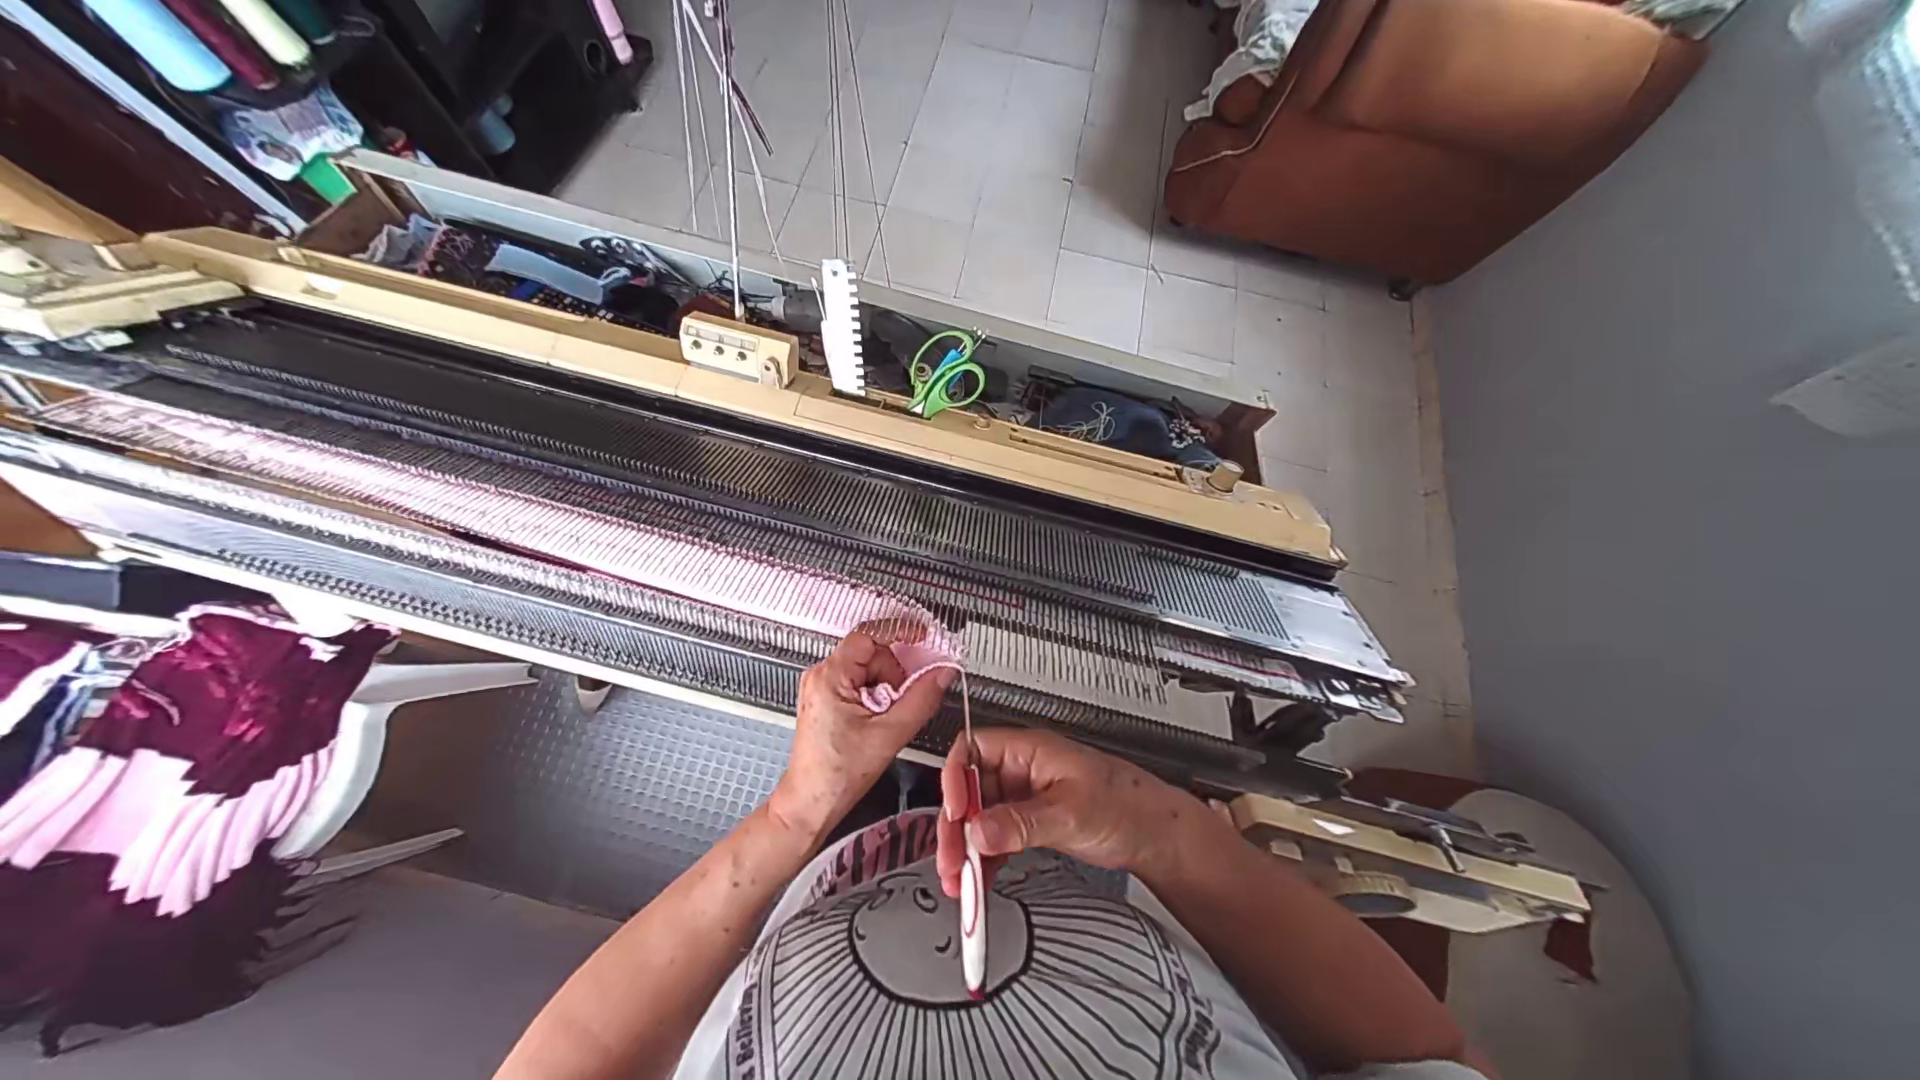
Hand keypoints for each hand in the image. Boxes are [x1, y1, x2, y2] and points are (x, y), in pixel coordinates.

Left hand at [768, 629, 953, 840]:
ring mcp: (821, 687)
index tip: (922, 636)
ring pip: (867, 669)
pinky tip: (876, 721)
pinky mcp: (826, 699)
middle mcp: (820, 676)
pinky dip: (876, 696)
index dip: (898, 633)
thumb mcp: (890, 734)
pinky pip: (859, 683)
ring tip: (884, 718)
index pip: (868, 635)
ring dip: (885, 687)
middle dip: (893, 674)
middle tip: (900, 702)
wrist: (813, 802)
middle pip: (872, 653)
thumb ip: (921, 698)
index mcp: (830, 677)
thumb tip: (942, 673)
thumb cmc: (837, 774)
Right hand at [935, 728, 1198, 896]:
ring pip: (978, 817)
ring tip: (961, 880)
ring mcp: (1024, 796)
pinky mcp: (1029, 821)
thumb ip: (1021, 823)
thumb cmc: (1126, 803)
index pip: (973, 749)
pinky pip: (995, 836)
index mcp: (1029, 750)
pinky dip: (984, 858)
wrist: (1155, 832)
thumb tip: (978, 831)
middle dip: (956, 826)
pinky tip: (980, 880)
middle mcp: (1021, 769)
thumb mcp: (1070, 813)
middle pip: (969, 789)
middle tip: (952, 861)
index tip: (953, 814)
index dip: (955, 779)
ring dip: (966, 848)